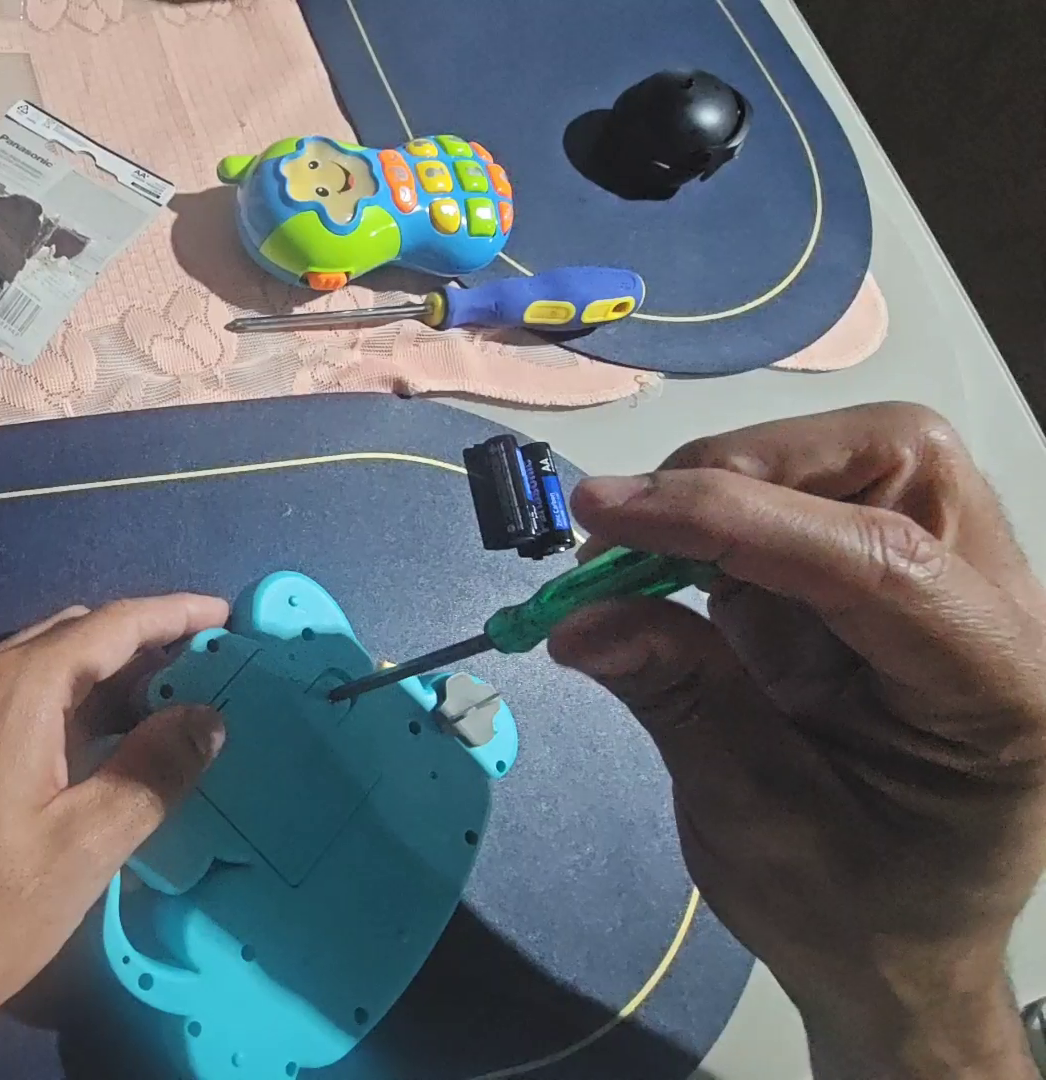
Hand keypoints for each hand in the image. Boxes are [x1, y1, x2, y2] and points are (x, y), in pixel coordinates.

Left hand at [0, 594, 229, 1079]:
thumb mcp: (79, 851)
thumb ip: (150, 774)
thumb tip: (207, 717)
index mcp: (14, 687)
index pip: (111, 624)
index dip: (174, 613)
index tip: (225, 617)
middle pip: (75, 636)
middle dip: (143, 643)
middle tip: (204, 671)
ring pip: (43, 667)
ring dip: (105, 676)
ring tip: (164, 706)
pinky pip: (14, 698)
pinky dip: (67, 703)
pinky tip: (95, 743)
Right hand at [548, 404, 1045, 1078]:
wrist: (885, 937)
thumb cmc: (843, 902)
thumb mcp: (751, 813)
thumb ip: (675, 699)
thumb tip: (576, 620)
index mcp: (994, 689)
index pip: (877, 561)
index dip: (728, 519)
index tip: (598, 514)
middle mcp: (981, 612)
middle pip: (885, 460)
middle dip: (738, 472)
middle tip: (624, 530)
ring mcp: (915, 589)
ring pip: (830, 463)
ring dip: (709, 488)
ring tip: (622, 555)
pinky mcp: (843, 588)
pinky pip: (772, 509)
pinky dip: (691, 521)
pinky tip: (641, 566)